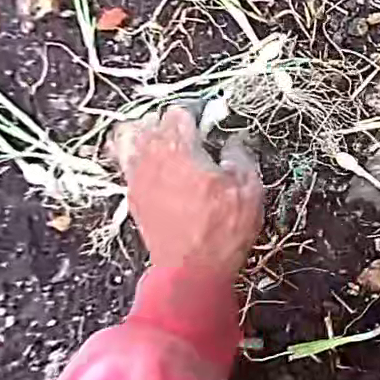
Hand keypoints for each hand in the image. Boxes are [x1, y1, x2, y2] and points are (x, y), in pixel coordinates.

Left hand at [109, 106, 263, 282]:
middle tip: (198, 131)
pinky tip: (165, 167)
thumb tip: (235, 141)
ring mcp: (137, 178)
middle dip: (174, 121)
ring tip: (174, 144)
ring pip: (131, 139)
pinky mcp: (134, 196)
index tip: (215, 119)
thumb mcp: (249, 188)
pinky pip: (129, 162)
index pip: (180, 113)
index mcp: (181, 150)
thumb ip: (241, 156)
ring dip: (151, 135)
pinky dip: (143, 156)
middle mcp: (152, 158)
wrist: (192, 268)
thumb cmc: (224, 228)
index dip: (200, 112)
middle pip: (151, 122)